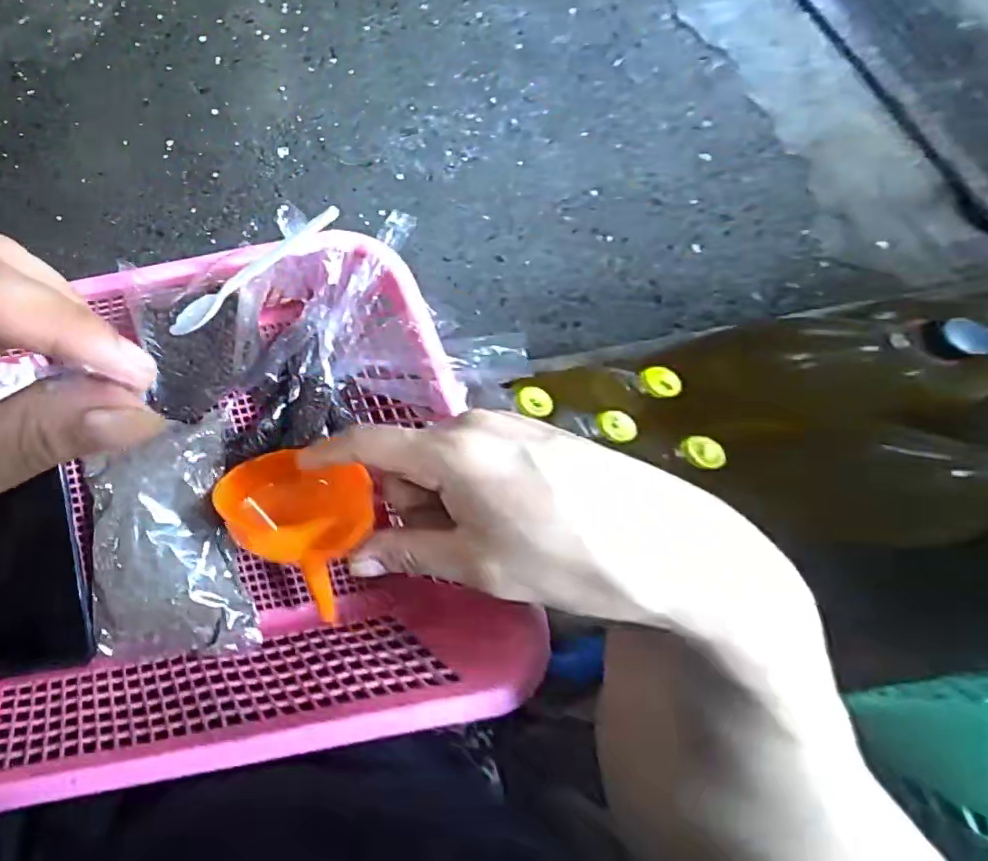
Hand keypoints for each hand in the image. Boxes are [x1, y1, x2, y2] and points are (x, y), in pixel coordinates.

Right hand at [299, 410, 813, 637]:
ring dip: (438, 492)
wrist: (686, 550)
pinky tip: (510, 515)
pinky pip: (477, 450)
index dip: (329, 454)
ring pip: (443, 454)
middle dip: (403, 495)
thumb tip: (356, 558)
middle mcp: (473, 421)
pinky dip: (468, 481)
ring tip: (481, 536)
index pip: (368, 442)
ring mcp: (509, 422)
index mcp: (450, 449)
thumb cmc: (569, 559)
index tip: (302, 467)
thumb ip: (408, 552)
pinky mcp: (537, 431)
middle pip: (408, 454)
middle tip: (431, 543)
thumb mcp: (479, 565)